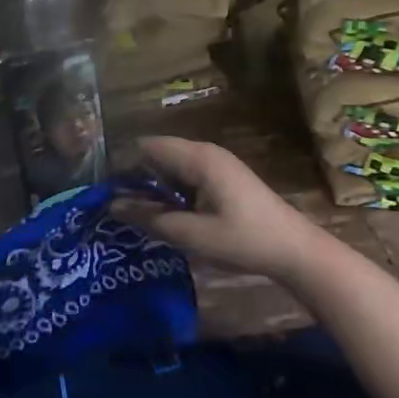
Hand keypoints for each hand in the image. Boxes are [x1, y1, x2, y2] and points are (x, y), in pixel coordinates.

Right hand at [113, 136, 339, 281]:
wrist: (294, 250)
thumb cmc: (244, 240)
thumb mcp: (192, 234)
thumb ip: (150, 218)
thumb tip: (113, 205)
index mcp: (199, 158)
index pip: (147, 146)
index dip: (123, 166)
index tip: (103, 193)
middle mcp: (206, 153)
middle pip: (158, 155)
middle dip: (136, 178)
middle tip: (115, 209)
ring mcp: (218, 165)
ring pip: (172, 168)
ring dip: (154, 188)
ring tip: (134, 215)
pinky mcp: (224, 180)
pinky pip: (187, 178)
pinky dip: (172, 193)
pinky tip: (165, 217)